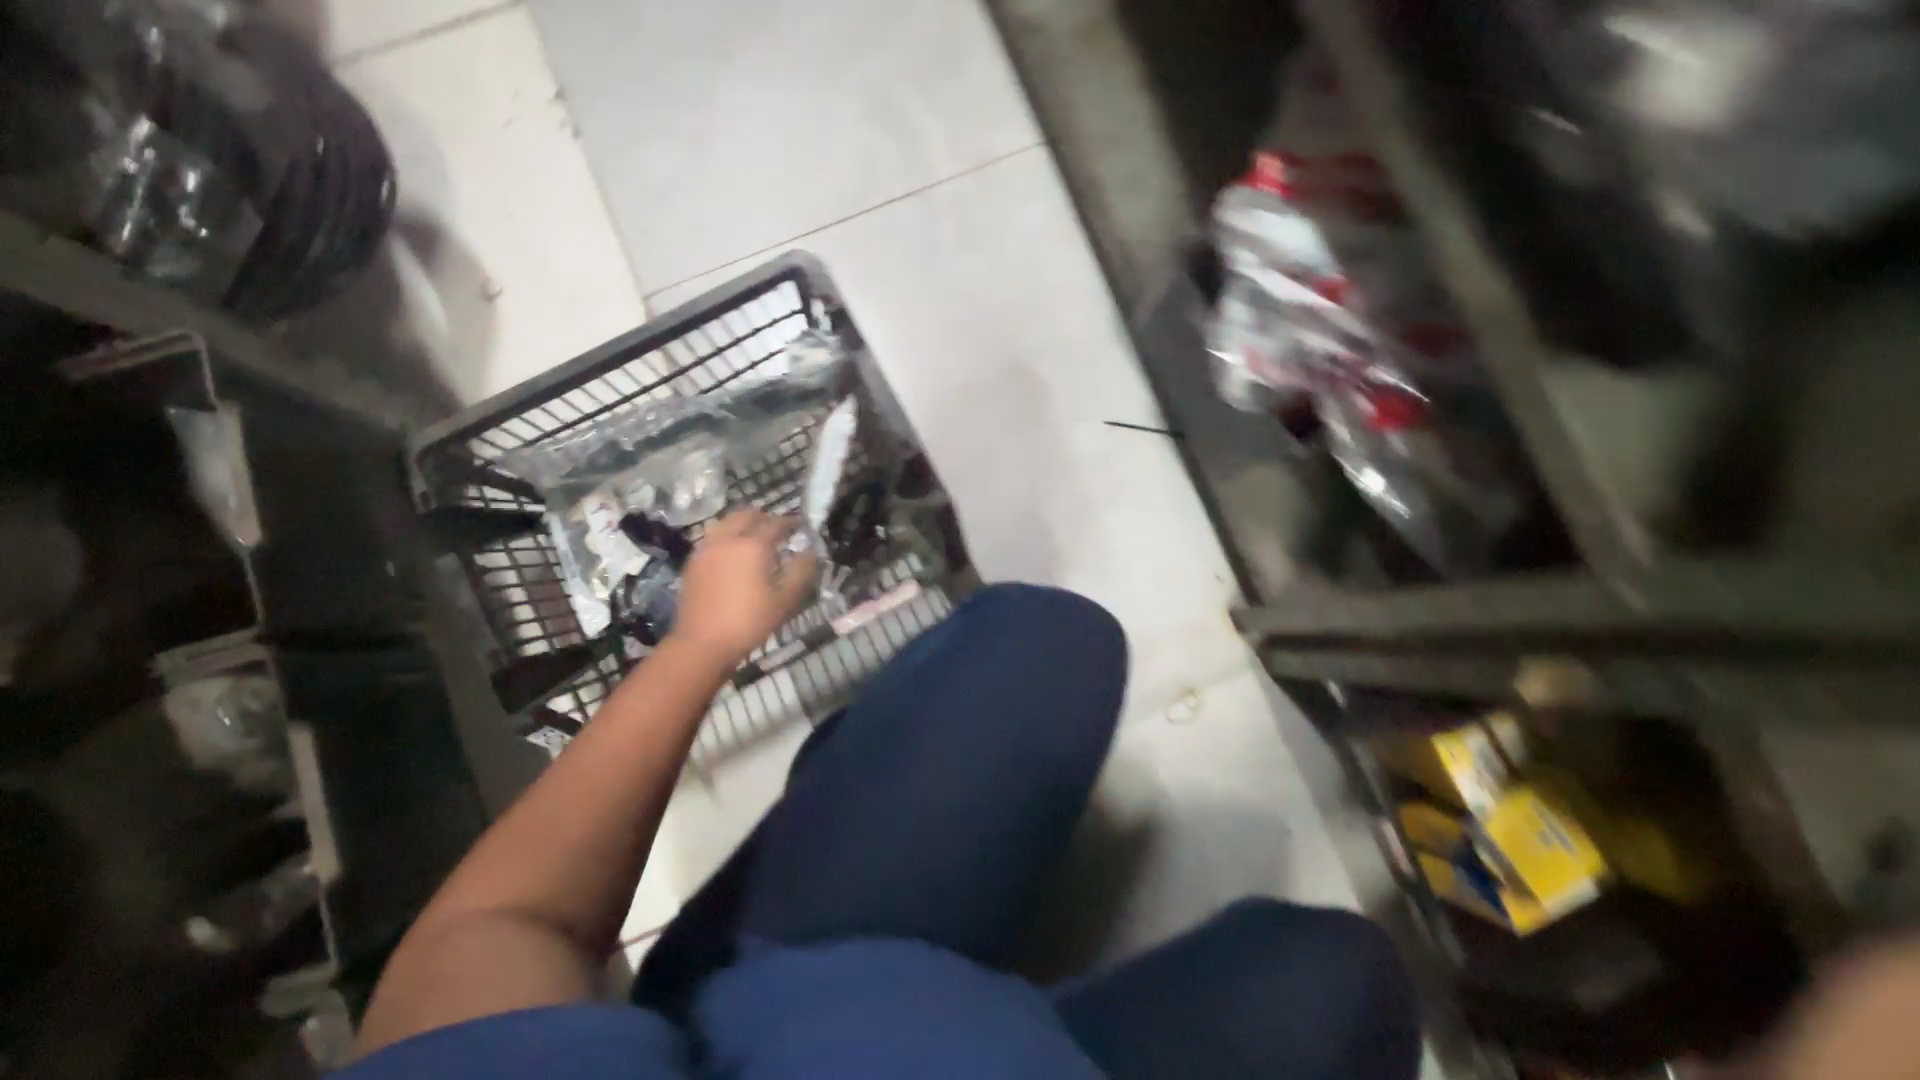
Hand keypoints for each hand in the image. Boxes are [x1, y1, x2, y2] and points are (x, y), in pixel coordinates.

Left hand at [670, 509, 817, 664]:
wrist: (702, 643)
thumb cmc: (749, 622)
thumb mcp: (785, 601)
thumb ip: (801, 572)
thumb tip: (809, 552)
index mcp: (753, 545)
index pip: (775, 523)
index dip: (790, 522)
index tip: (799, 525)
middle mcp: (727, 539)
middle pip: (745, 515)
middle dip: (763, 516)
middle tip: (775, 527)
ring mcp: (705, 549)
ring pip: (724, 523)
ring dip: (741, 523)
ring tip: (751, 536)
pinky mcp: (692, 563)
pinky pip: (711, 538)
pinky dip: (724, 537)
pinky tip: (729, 553)